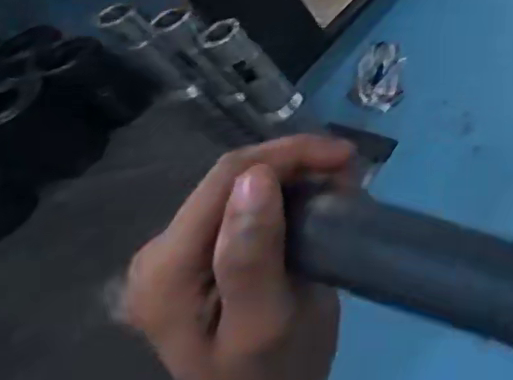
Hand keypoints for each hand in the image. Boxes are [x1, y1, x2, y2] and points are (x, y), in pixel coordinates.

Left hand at [122, 135, 357, 379]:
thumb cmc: (272, 368)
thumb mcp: (266, 319)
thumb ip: (252, 256)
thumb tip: (255, 179)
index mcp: (166, 269)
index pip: (229, 176)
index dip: (291, 154)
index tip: (346, 158)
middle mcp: (161, 253)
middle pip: (235, 174)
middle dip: (299, 161)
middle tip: (351, 170)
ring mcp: (181, 252)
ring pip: (246, 181)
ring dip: (300, 173)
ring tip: (342, 185)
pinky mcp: (204, 252)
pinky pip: (250, 199)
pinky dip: (293, 189)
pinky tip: (321, 199)